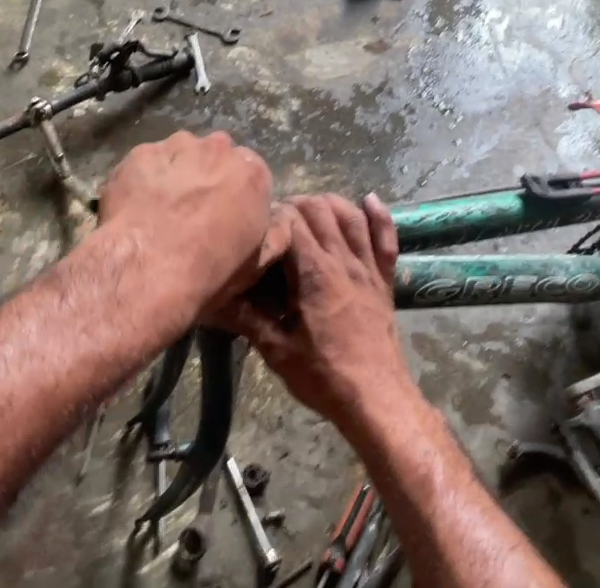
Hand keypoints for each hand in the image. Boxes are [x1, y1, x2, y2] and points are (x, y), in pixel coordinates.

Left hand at [98, 131, 276, 314]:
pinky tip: (137, 205)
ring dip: (177, 174)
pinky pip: (148, 162)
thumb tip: (282, 218)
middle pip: (216, 157)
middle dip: (209, 178)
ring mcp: (176, 147)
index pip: (251, 174)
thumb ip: (276, 233)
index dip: (237, 195)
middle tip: (193, 213)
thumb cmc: (209, 271)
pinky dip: (145, 178)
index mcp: (252, 173)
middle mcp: (218, 149)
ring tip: (161, 209)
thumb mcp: (258, 263)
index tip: (225, 217)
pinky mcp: (140, 153)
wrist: (147, 268)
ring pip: (181, 154)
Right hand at [222, 194, 411, 432]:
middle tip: (276, 221)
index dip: (272, 217)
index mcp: (315, 272)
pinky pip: (386, 239)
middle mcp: (343, 260)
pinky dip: (380, 216)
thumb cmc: (324, 375)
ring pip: (351, 217)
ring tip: (309, 208)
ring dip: (330, 203)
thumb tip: (212, 299)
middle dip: (295, 205)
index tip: (257, 228)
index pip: (291, 221)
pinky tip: (369, 200)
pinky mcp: (384, 281)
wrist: (376, 398)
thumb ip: (247, 318)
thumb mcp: (276, 351)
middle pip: (320, 210)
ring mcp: (367, 268)